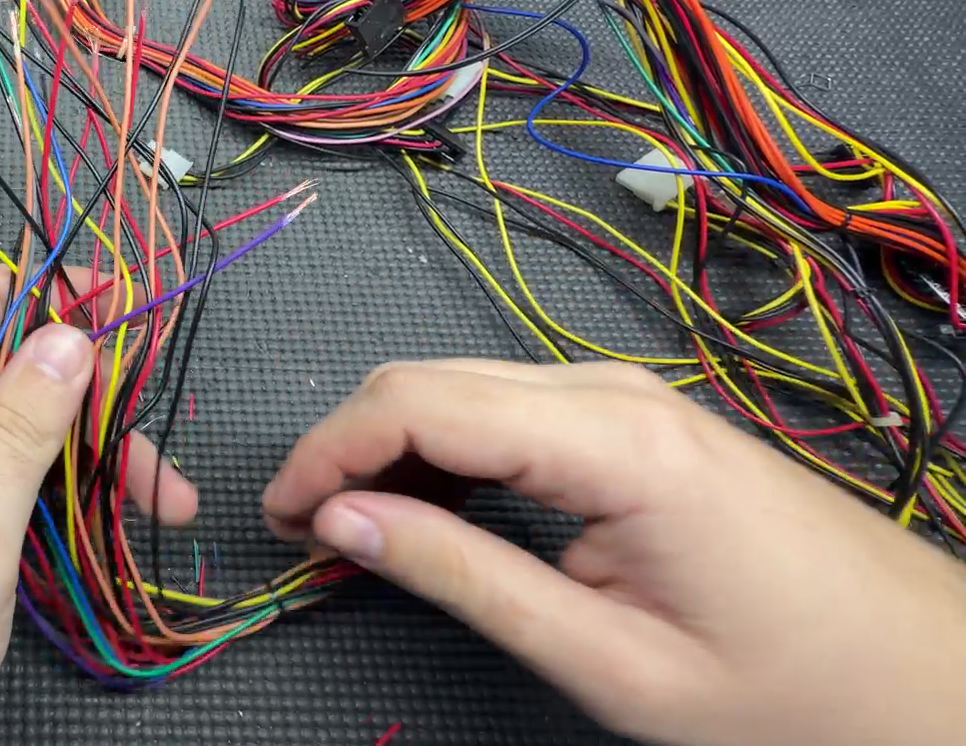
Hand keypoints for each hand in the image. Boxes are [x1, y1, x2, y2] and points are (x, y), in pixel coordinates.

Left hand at [0, 265, 197, 745]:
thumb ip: (18, 426)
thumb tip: (70, 333)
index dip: (55, 293)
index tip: (124, 316)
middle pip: (22, 361)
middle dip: (95, 394)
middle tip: (155, 447)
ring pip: (32, 420)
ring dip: (98, 450)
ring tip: (165, 499)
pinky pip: (21, 470)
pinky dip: (74, 487)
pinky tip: (122, 516)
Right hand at [261, 359, 965, 745]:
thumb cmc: (802, 700)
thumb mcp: (614, 665)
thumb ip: (461, 577)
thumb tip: (339, 520)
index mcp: (612, 440)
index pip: (414, 404)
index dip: (326, 451)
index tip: (280, 512)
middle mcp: (602, 387)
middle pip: (419, 382)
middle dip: (340, 445)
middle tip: (303, 522)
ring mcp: (611, 392)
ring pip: (445, 386)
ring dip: (380, 444)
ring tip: (348, 518)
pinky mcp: (616, 412)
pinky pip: (487, 405)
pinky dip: (430, 445)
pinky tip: (419, 500)